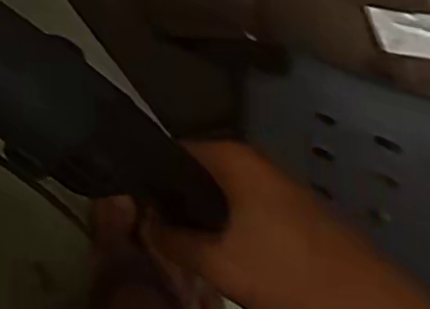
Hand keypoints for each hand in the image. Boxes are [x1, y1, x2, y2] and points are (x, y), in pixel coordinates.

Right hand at [108, 143, 429, 308]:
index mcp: (232, 157)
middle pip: (195, 176)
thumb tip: (143, 224)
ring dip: (203, 225)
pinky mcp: (295, 219)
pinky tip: (225, 265)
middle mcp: (252, 163)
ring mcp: (277, 189)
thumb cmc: (295, 277)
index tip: (134, 210)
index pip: (171, 151)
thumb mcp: (222, 264)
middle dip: (176, 206)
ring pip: (221, 200)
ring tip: (186, 255)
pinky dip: (230, 236)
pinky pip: (245, 217)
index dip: (149, 181)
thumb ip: (174, 241)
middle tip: (156, 238)